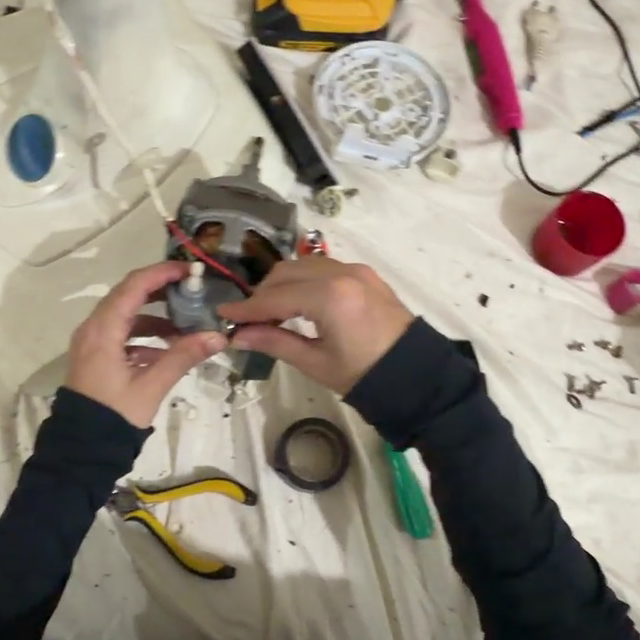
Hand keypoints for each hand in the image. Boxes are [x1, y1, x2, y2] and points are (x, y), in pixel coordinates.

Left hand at [66, 262, 227, 427]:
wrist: (82, 448)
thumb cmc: (115, 414)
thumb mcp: (151, 386)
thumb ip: (182, 357)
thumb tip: (218, 336)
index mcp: (103, 330)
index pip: (134, 287)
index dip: (162, 274)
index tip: (190, 271)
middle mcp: (93, 329)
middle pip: (128, 296)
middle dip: (161, 291)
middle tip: (192, 291)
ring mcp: (91, 343)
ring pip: (125, 316)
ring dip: (154, 316)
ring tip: (185, 324)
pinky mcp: (95, 357)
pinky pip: (120, 334)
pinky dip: (144, 335)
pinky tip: (167, 349)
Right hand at [217, 258, 413, 394]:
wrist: (416, 374)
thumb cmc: (365, 374)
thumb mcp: (316, 363)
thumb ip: (276, 342)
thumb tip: (238, 335)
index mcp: (329, 297)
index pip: (275, 297)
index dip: (246, 307)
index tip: (223, 314)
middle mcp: (341, 273)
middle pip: (286, 273)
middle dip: (262, 293)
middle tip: (247, 319)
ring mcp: (355, 270)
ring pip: (303, 265)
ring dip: (282, 284)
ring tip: (270, 312)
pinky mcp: (365, 274)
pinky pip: (323, 268)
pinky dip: (303, 280)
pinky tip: (296, 303)